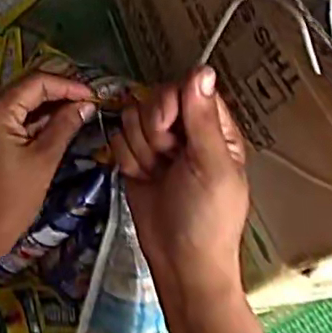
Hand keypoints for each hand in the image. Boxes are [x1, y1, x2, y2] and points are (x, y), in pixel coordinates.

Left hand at [0, 72, 95, 256]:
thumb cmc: (11, 199)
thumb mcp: (44, 160)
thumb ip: (65, 125)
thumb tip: (87, 104)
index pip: (38, 81)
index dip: (68, 85)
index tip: (94, 94)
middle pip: (30, 86)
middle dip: (62, 91)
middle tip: (91, 99)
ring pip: (26, 99)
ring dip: (53, 103)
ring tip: (83, 108)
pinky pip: (19, 114)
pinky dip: (40, 116)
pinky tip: (63, 120)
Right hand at [111, 66, 249, 302]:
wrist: (179, 264)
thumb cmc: (207, 218)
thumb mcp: (212, 166)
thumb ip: (202, 117)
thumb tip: (204, 68)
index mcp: (212, 125)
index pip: (185, 87)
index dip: (170, 104)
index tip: (169, 131)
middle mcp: (185, 127)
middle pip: (155, 97)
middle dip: (153, 130)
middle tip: (166, 159)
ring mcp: (158, 142)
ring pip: (133, 115)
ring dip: (141, 148)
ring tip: (157, 173)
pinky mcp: (135, 156)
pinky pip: (118, 136)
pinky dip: (127, 159)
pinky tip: (142, 178)